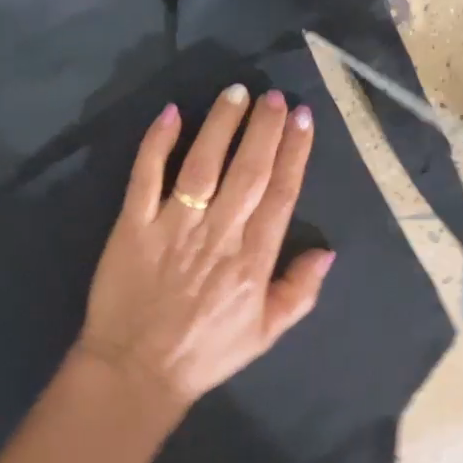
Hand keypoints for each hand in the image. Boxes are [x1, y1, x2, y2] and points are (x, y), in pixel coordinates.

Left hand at [74, 85, 333, 409]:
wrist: (137, 370)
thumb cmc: (205, 351)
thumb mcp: (266, 334)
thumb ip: (300, 291)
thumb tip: (328, 249)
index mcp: (252, 260)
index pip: (280, 193)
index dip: (294, 151)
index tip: (303, 117)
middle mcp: (217, 236)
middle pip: (247, 171)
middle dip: (264, 128)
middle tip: (274, 95)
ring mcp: (173, 226)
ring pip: (202, 164)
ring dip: (221, 125)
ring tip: (235, 93)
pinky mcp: (134, 224)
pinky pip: (146, 176)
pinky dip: (157, 143)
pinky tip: (172, 113)